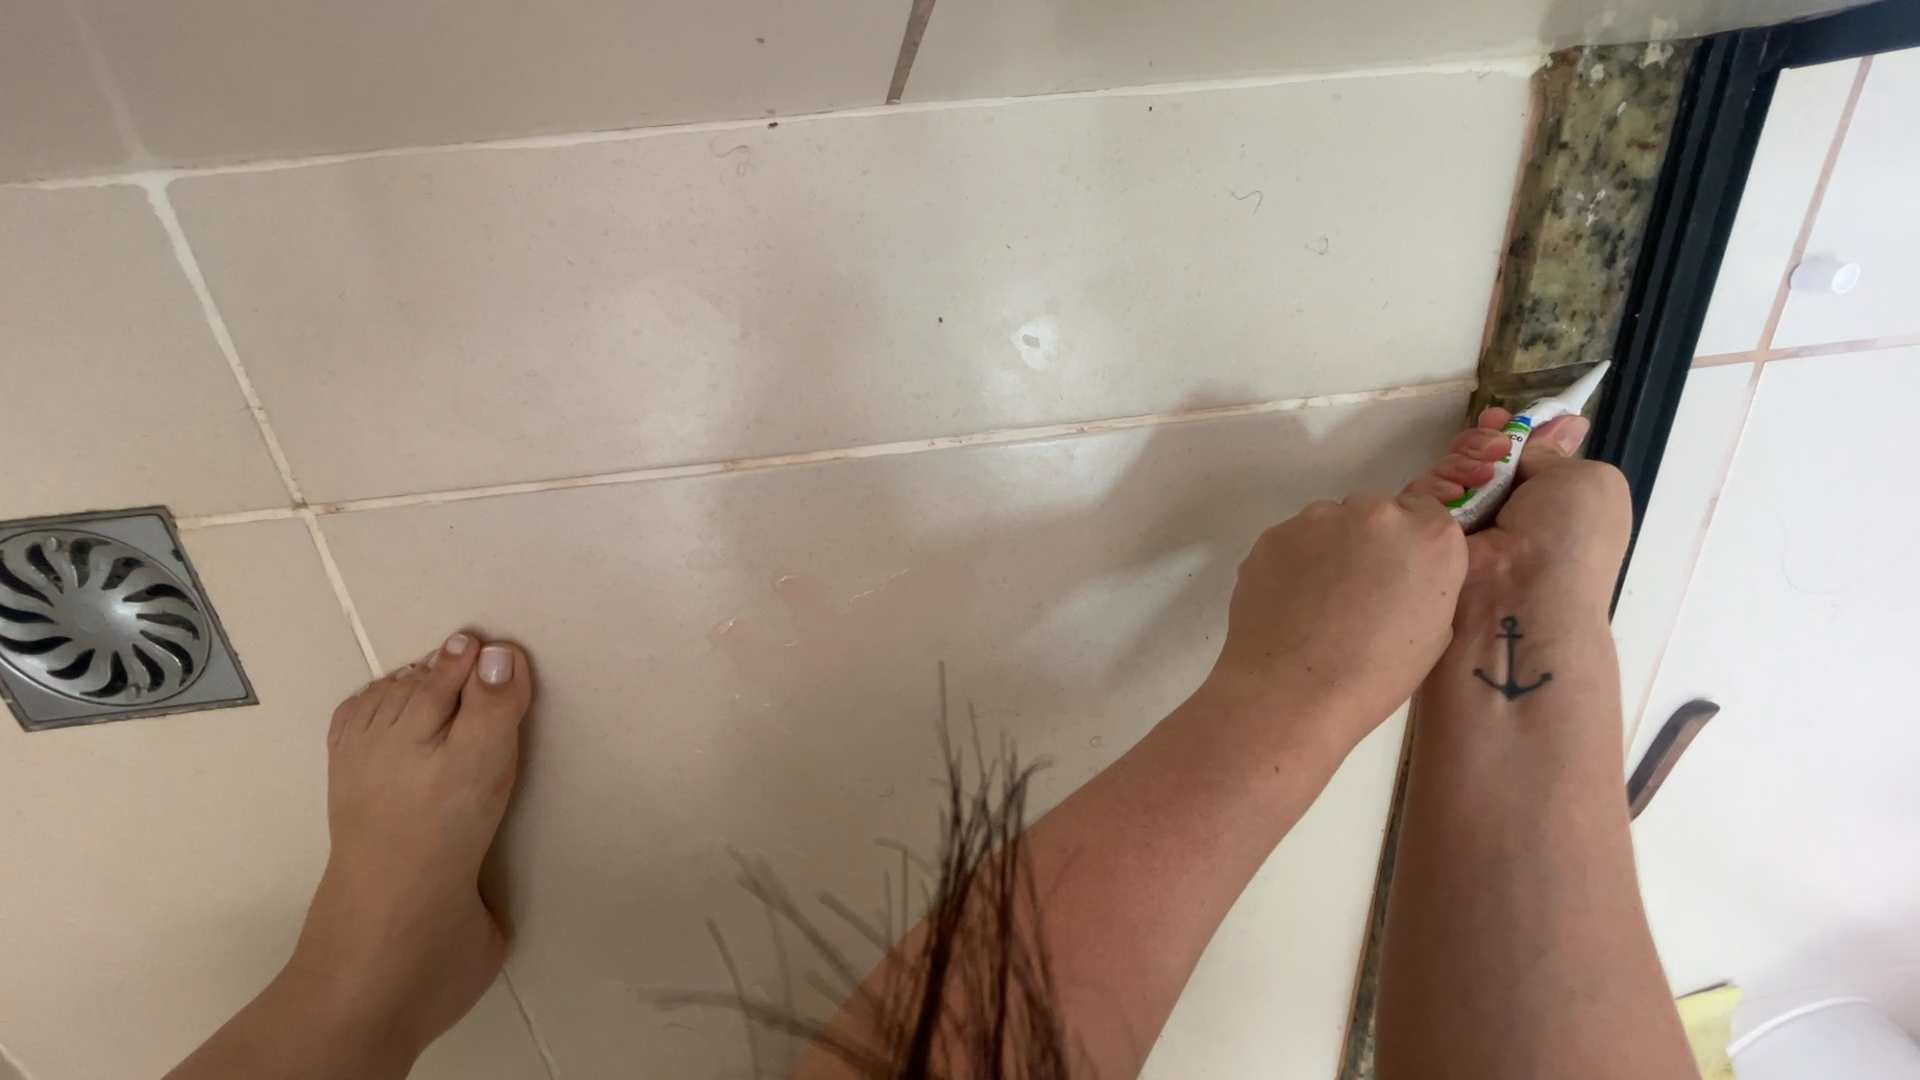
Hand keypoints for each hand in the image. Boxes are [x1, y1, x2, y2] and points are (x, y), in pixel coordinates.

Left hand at [1209, 489, 1466, 748]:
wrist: (1292, 688)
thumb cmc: (1375, 673)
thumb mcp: (1435, 628)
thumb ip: (1424, 581)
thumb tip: (1402, 570)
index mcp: (1430, 536)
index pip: (1425, 513)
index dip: (1407, 545)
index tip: (1394, 572)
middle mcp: (1375, 515)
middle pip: (1373, 512)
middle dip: (1366, 541)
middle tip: (1352, 589)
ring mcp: (1317, 520)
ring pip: (1327, 523)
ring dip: (1325, 548)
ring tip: (1314, 599)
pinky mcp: (1272, 534)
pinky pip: (1290, 540)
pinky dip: (1290, 562)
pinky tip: (1286, 600)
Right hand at [1404, 408, 1630, 609]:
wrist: (1518, 596)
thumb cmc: (1567, 539)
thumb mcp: (1586, 481)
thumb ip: (1554, 452)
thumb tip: (1553, 429)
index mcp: (1551, 504)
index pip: (1524, 457)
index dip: (1515, 432)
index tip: (1503, 415)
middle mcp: (1504, 512)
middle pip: (1480, 459)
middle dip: (1481, 441)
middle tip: (1485, 431)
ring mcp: (1461, 523)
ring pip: (1446, 472)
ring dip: (1460, 461)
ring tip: (1473, 473)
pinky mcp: (1422, 534)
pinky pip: (1418, 495)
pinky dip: (1432, 485)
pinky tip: (1448, 492)